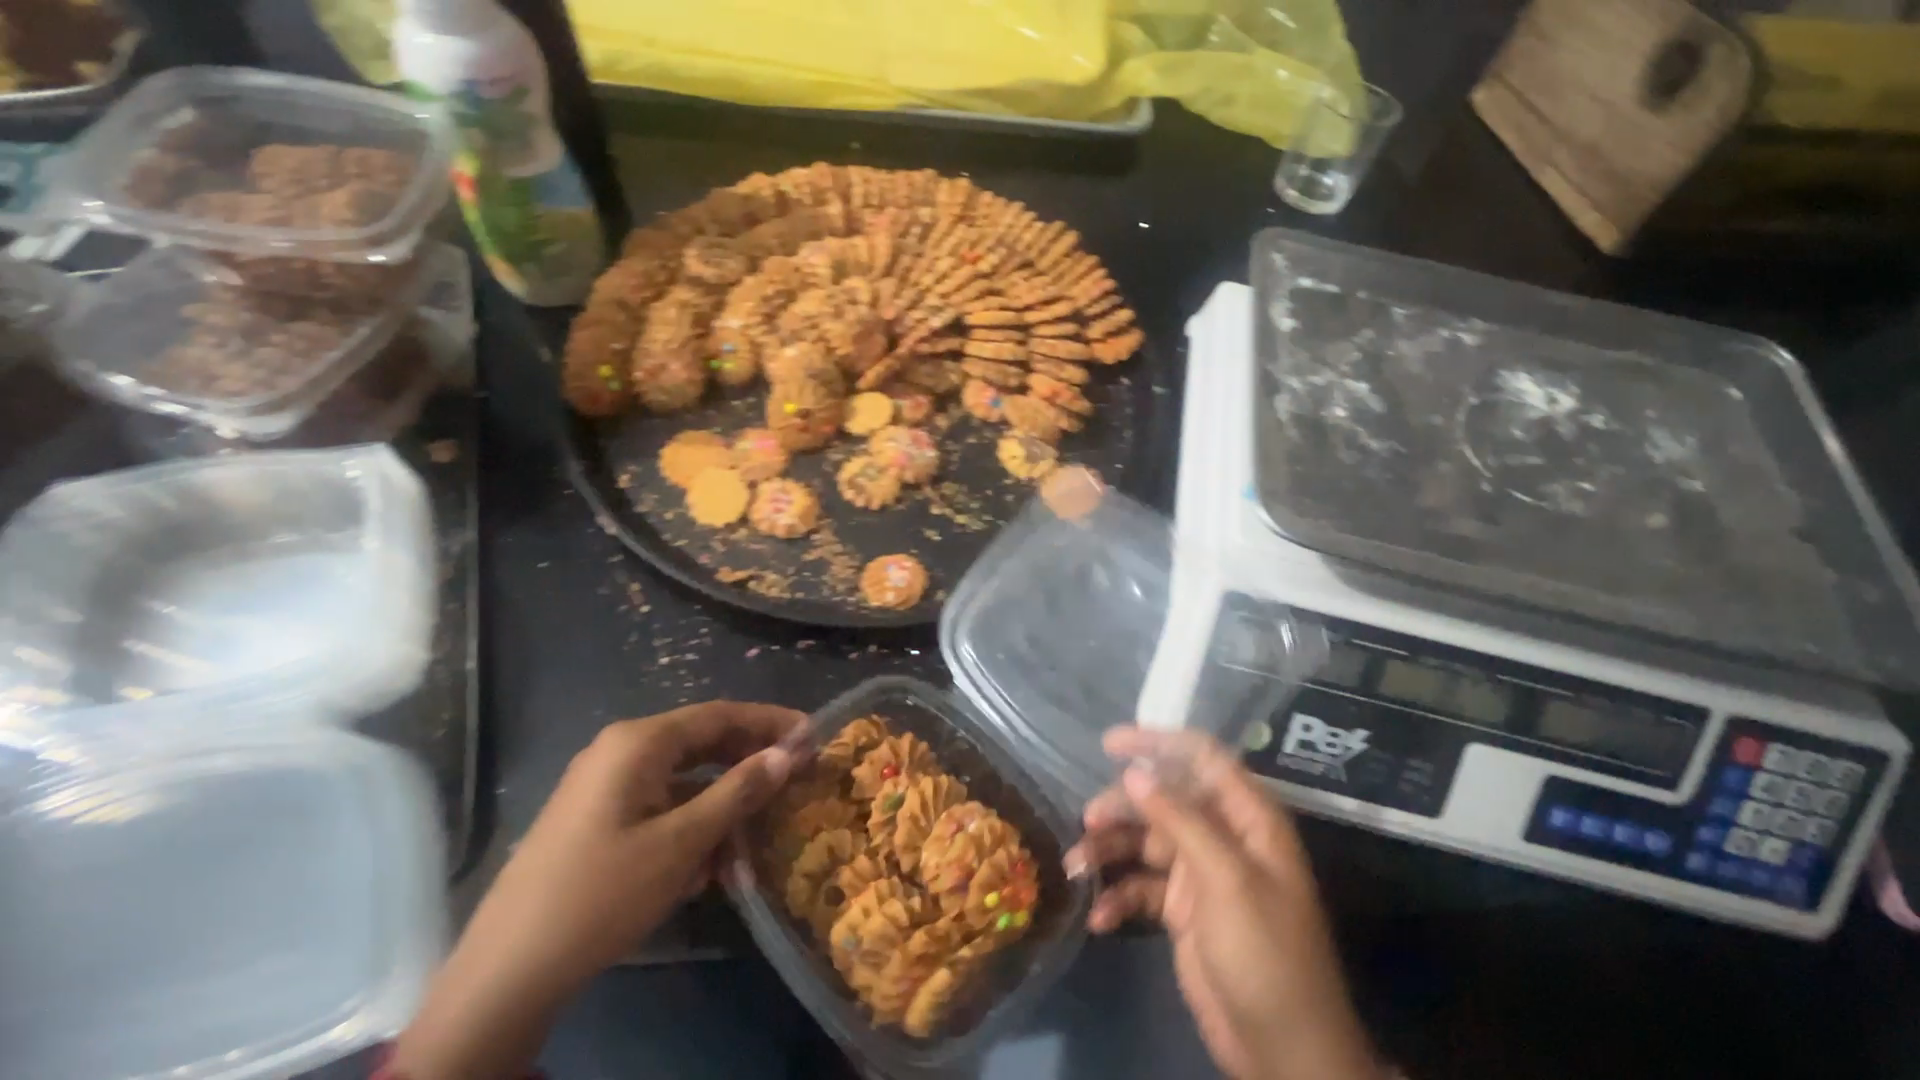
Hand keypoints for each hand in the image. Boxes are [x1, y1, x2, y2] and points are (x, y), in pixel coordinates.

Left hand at [392, 701, 802, 1079]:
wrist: (512, 964)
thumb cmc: (604, 892)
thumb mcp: (682, 843)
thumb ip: (738, 792)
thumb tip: (788, 753)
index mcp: (638, 742)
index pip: (719, 715)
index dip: (770, 722)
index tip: (814, 736)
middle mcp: (619, 751)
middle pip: (701, 743)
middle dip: (748, 763)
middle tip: (796, 780)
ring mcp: (603, 786)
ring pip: (682, 781)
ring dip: (722, 805)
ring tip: (757, 838)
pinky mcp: (597, 820)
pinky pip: (659, 808)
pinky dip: (691, 826)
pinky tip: (711, 867)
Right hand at [1063, 728, 1381, 1079]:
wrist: (1283, 1047)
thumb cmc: (1265, 954)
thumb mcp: (1225, 881)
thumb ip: (1181, 821)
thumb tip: (1136, 773)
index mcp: (1249, 821)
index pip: (1204, 760)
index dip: (1159, 743)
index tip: (1109, 743)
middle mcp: (1225, 839)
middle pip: (1165, 801)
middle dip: (1123, 807)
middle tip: (1087, 821)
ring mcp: (1202, 876)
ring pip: (1146, 843)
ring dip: (1110, 852)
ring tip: (1075, 867)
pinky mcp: (1183, 912)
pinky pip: (1142, 888)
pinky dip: (1119, 898)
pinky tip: (1099, 919)